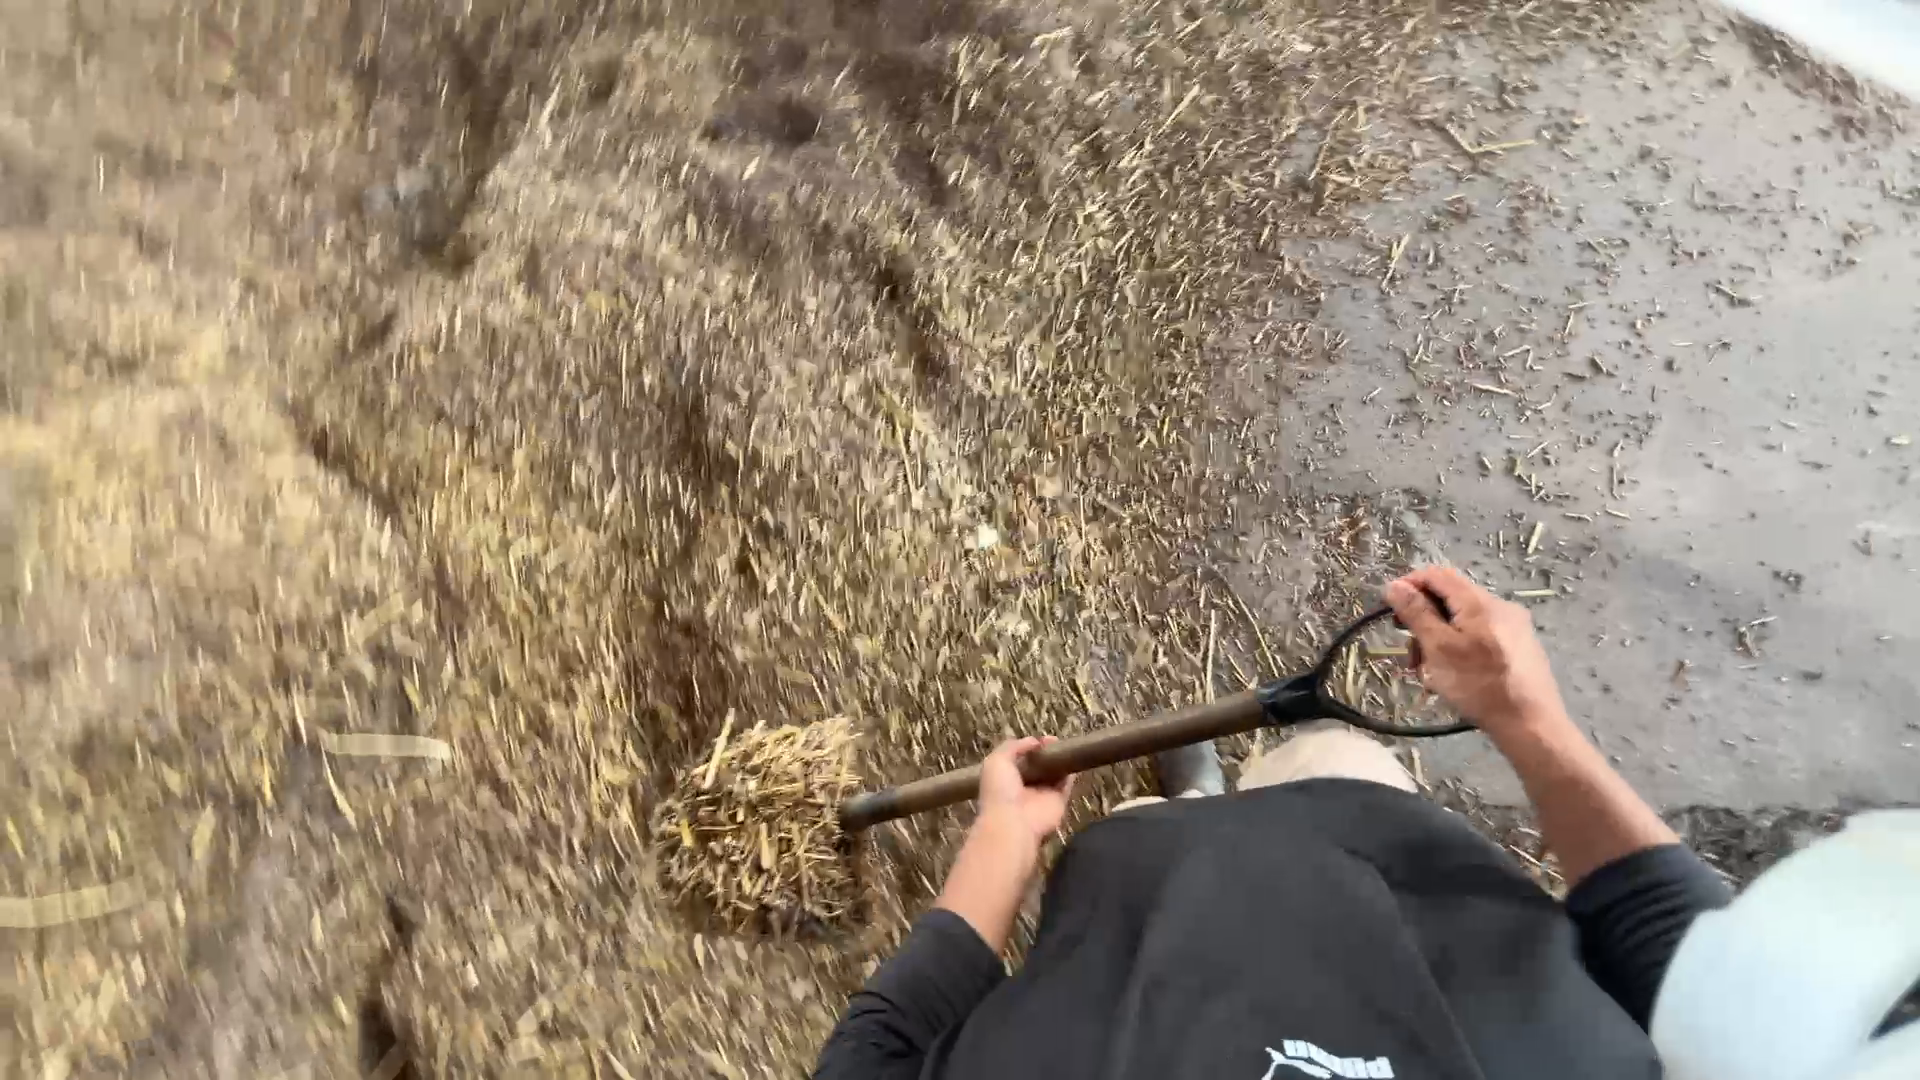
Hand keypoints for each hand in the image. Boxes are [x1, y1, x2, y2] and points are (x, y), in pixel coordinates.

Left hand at [976, 736, 1073, 841]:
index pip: (1019, 760)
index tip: (1038, 740)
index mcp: (1005, 777)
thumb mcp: (997, 760)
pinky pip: (1066, 785)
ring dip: (1059, 761)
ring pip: (1053, 774)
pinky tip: (1073, 759)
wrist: (1013, 823)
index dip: (1028, 748)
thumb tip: (1034, 741)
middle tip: (1054, 741)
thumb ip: (1014, 746)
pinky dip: (1070, 773)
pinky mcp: (1058, 802)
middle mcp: (1024, 786)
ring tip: (1064, 747)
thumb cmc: (1000, 790)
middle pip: (1038, 766)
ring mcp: (1042, 795)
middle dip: (1045, 753)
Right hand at [1383, 566, 1569, 740]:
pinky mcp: (1518, 646)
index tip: (1390, 611)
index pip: (1437, 574)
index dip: (1409, 585)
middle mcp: (1500, 607)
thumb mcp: (1438, 647)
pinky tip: (1451, 672)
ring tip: (1428, 669)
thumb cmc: (1479, 684)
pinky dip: (1456, 645)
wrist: (1531, 725)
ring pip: (1461, 618)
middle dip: (1422, 618)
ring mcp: (1513, 627)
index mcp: (1480, 602)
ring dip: (1436, 636)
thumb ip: (1416, 612)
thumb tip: (1394, 585)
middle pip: (1449, 597)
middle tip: (1409, 649)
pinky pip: (1477, 633)